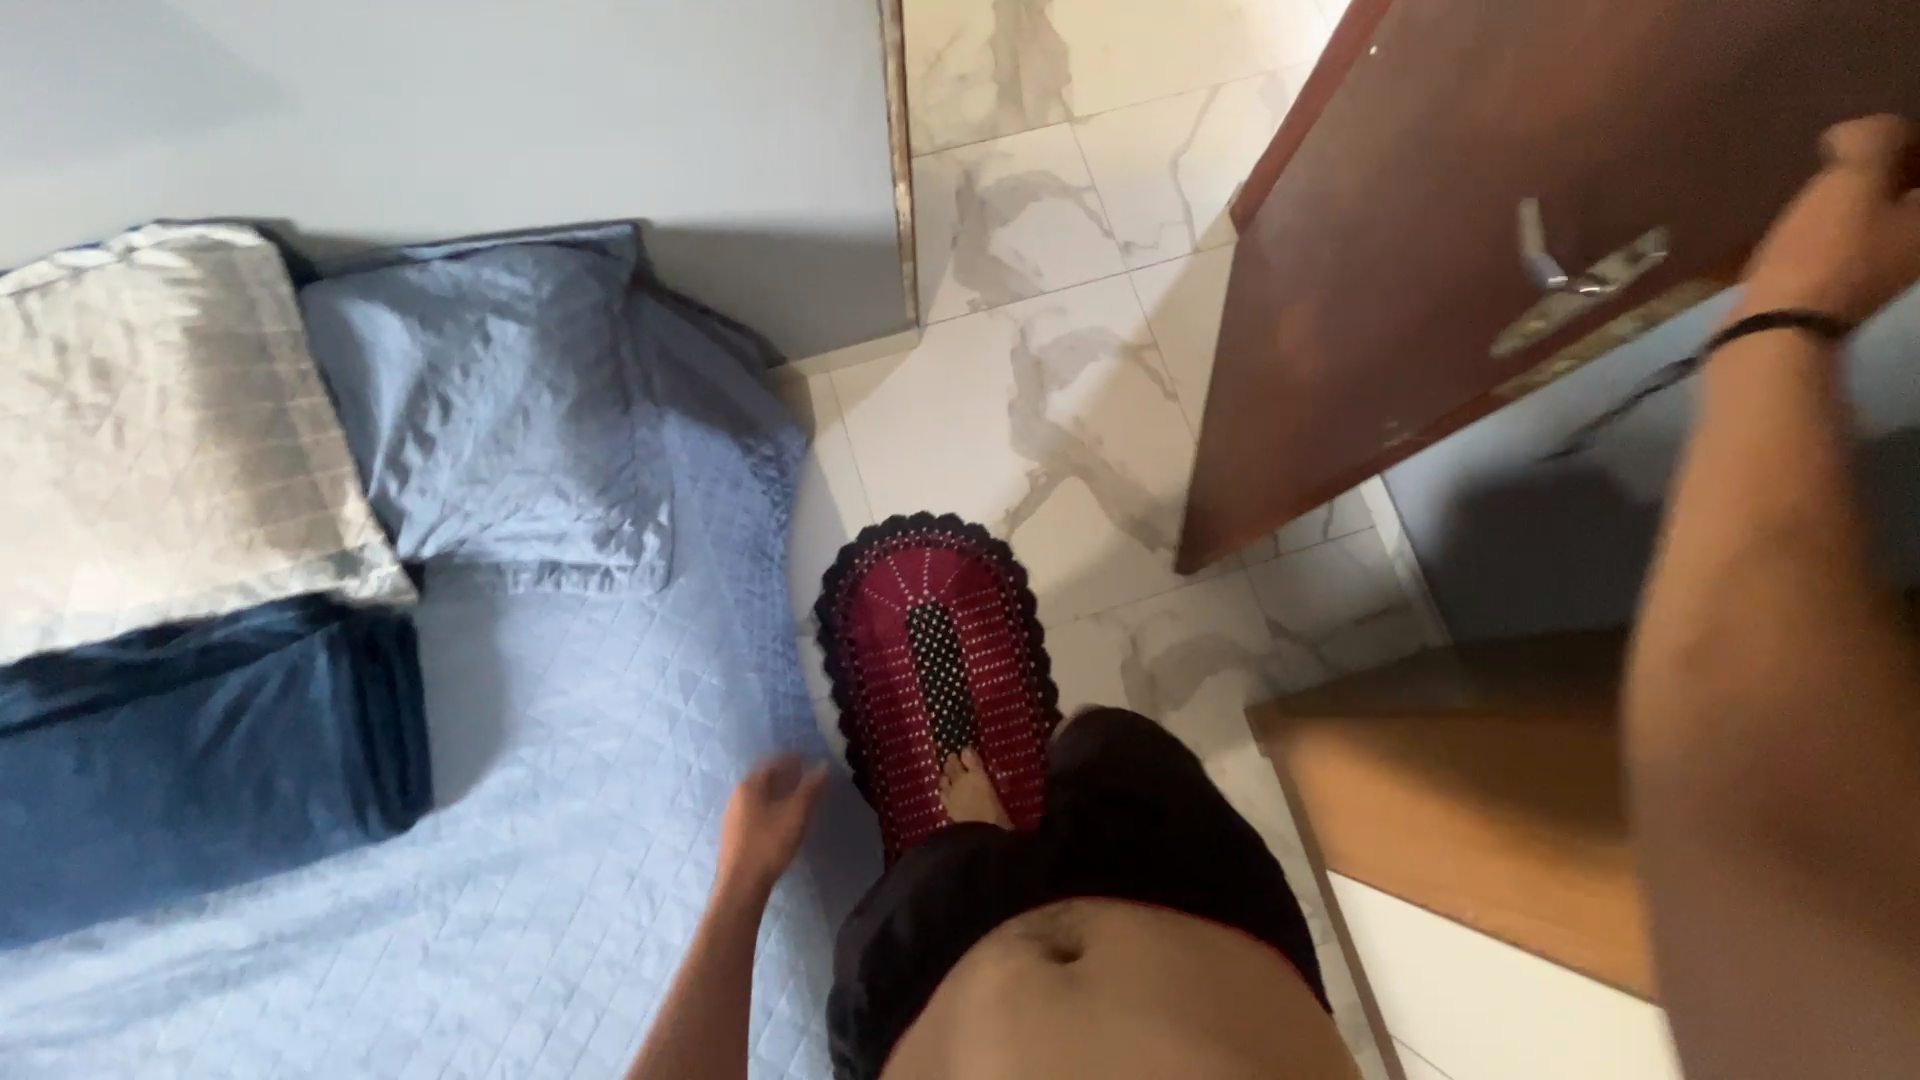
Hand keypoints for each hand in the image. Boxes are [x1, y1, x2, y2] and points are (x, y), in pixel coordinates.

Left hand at [714, 755, 827, 900]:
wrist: (740, 886)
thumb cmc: (769, 844)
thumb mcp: (796, 813)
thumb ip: (811, 788)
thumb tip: (823, 766)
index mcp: (749, 786)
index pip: (773, 762)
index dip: (792, 760)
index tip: (809, 760)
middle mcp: (737, 797)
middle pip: (764, 779)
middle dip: (786, 776)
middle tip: (806, 778)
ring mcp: (732, 817)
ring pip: (759, 797)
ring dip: (779, 793)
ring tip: (798, 800)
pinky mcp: (733, 836)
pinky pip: (755, 812)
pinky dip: (771, 809)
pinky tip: (782, 821)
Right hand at [1735, 115, 1919, 325]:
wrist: (1776, 329)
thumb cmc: (1822, 255)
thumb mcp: (1848, 185)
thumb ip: (1868, 142)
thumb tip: (1859, 129)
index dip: (1910, 148)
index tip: (1887, 137)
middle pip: (1913, 197)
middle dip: (1897, 176)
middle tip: (1867, 155)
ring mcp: (1886, 273)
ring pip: (1889, 222)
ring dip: (1869, 202)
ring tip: (1835, 186)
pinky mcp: (1844, 290)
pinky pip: (1856, 245)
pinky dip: (1842, 229)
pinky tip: (1811, 225)